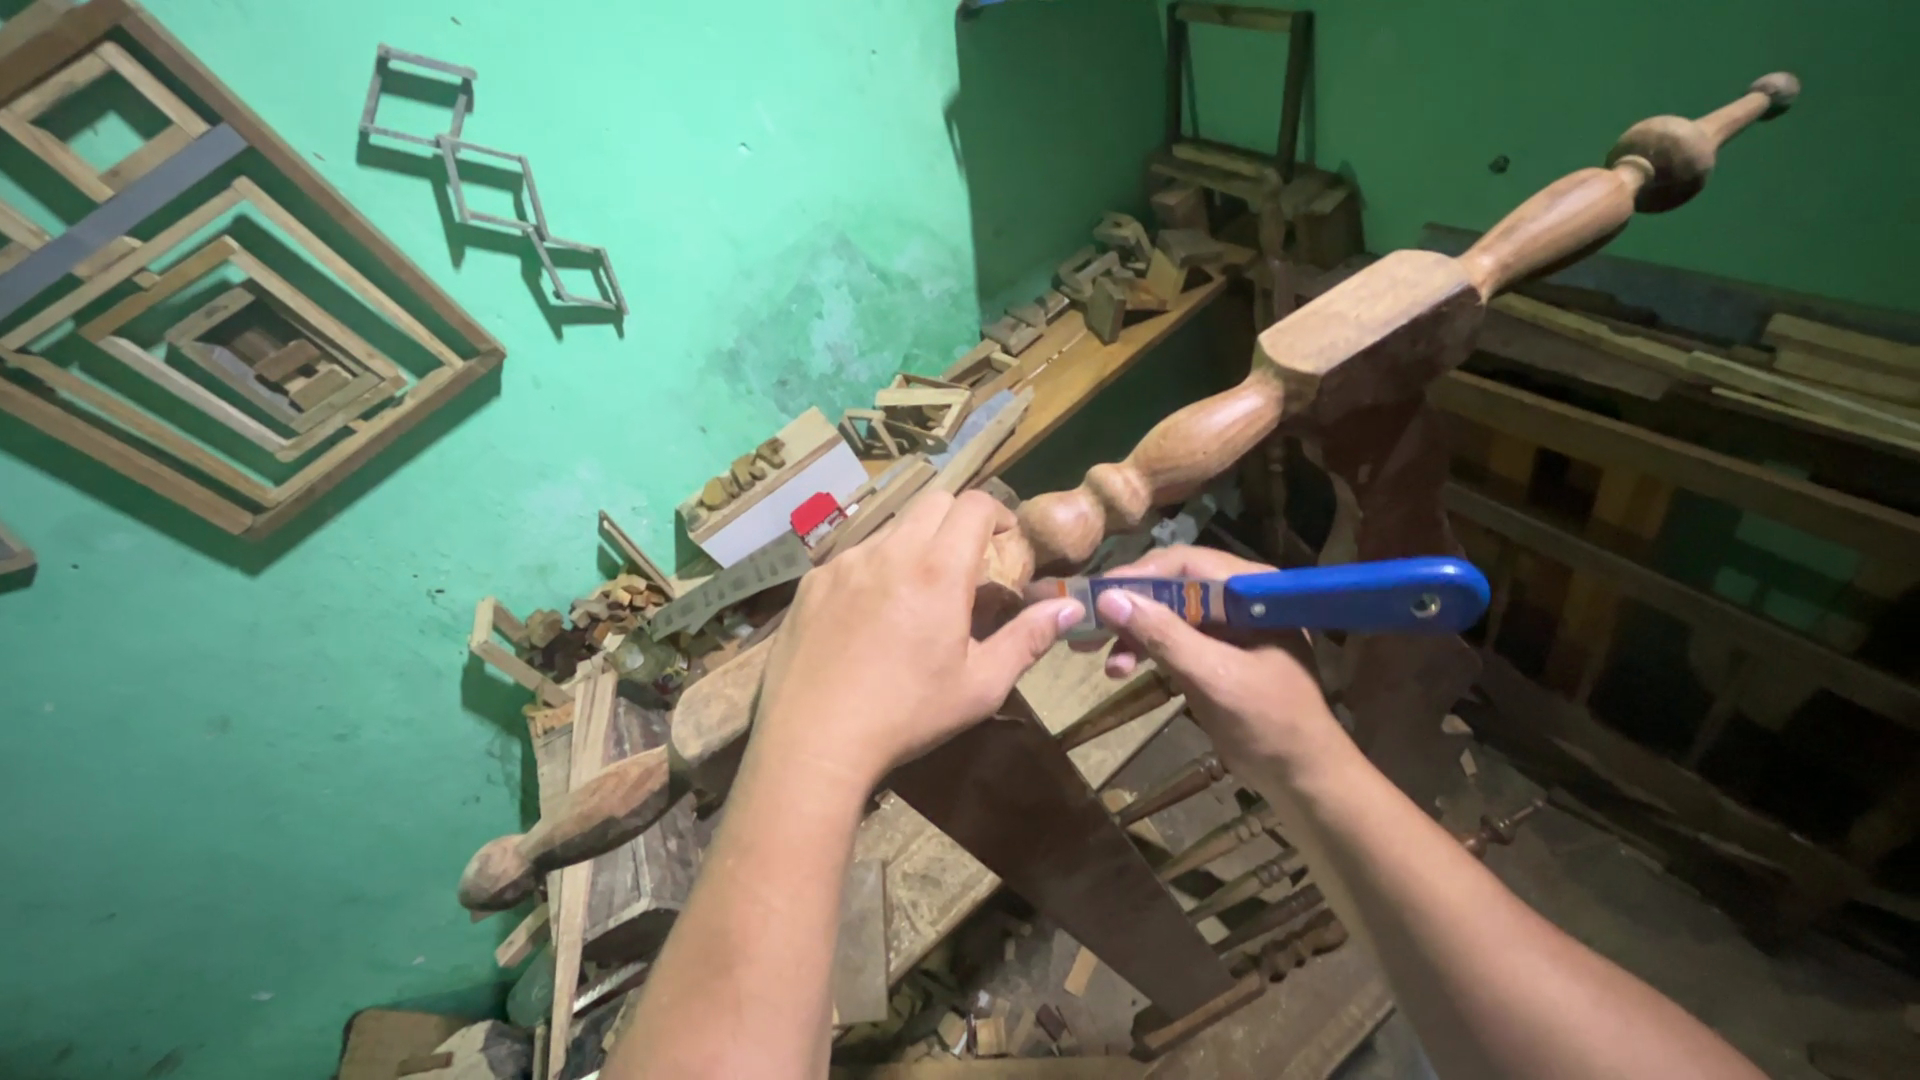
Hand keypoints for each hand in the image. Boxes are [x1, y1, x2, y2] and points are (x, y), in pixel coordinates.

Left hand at [752, 490, 1083, 788]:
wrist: (813, 741)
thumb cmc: (907, 715)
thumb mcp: (980, 686)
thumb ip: (1028, 639)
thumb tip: (1071, 608)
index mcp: (937, 571)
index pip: (974, 505)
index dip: (997, 513)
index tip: (1005, 540)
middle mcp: (889, 551)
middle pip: (933, 503)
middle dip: (958, 520)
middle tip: (967, 562)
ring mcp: (844, 564)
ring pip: (890, 529)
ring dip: (915, 545)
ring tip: (916, 594)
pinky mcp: (812, 583)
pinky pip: (853, 558)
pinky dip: (874, 570)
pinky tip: (868, 617)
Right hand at [1089, 546, 1348, 776]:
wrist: (1302, 776)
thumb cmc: (1269, 722)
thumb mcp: (1214, 676)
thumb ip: (1163, 635)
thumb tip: (1108, 599)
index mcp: (1251, 590)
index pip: (1184, 564)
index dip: (1137, 576)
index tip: (1095, 596)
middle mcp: (1238, 596)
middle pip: (1170, 584)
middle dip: (1128, 606)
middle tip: (1085, 627)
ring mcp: (1226, 624)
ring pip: (1165, 611)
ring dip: (1132, 632)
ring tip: (1104, 662)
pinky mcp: (1214, 650)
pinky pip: (1170, 636)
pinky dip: (1144, 649)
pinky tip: (1121, 669)